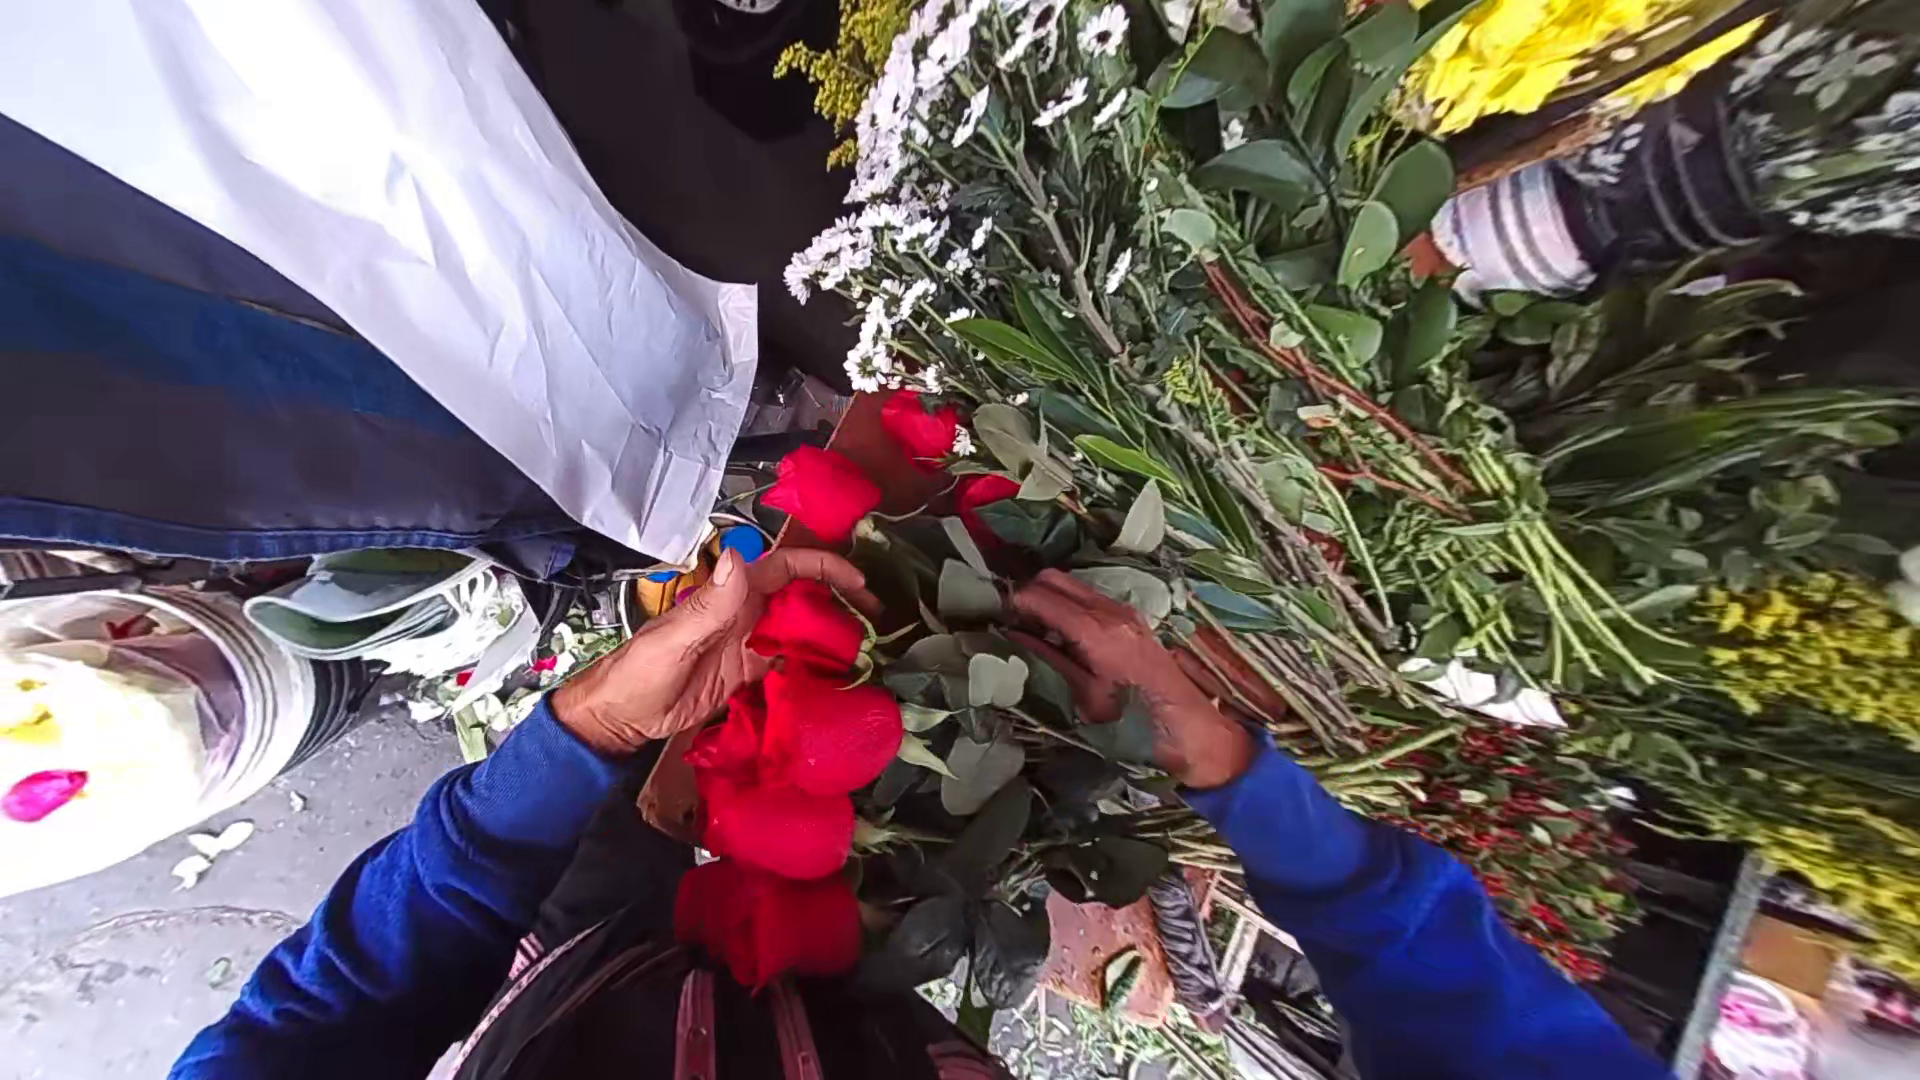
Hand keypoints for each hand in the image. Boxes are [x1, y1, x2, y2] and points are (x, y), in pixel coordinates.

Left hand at [552, 548, 880, 755]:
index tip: (858, 581)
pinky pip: (795, 660)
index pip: (788, 567)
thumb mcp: (673, 640)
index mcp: (734, 595)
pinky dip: (819, 664)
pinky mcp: (755, 671)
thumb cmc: (639, 675)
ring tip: (869, 647)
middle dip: (842, 598)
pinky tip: (840, 674)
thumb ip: (709, 605)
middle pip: (805, 594)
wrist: (621, 720)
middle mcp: (750, 612)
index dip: (825, 566)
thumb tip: (739, 557)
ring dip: (836, 632)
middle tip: (876, 617)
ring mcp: (755, 642)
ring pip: (805, 627)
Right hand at [1010, 570, 1255, 788]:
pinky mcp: (1130, 615)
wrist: (1189, 728)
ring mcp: (1122, 609)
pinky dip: (1067, 604)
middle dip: (1028, 593)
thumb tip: (1011, 635)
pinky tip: (1062, 634)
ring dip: (1048, 597)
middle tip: (1014, 620)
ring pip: (1071, 583)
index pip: (1040, 595)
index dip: (1013, 602)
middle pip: (1054, 577)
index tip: (997, 617)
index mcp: (1095, 631)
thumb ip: (1047, 658)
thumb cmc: (1133, 721)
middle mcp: (1109, 610)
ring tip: (1035, 629)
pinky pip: (1088, 596)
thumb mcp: (1082, 696)